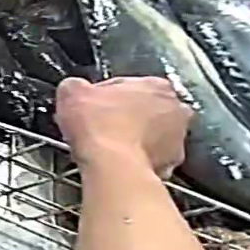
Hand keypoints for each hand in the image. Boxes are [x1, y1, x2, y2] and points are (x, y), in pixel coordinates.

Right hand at [54, 76, 190, 177]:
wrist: (112, 164)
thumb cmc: (98, 126)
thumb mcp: (71, 92)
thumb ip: (76, 85)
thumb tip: (75, 88)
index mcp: (154, 85)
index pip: (124, 85)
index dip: (102, 96)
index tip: (89, 106)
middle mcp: (174, 108)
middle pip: (143, 108)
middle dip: (124, 115)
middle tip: (99, 125)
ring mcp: (178, 136)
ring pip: (150, 132)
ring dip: (132, 136)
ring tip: (106, 144)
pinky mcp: (172, 161)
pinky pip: (152, 155)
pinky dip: (136, 156)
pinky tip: (117, 158)